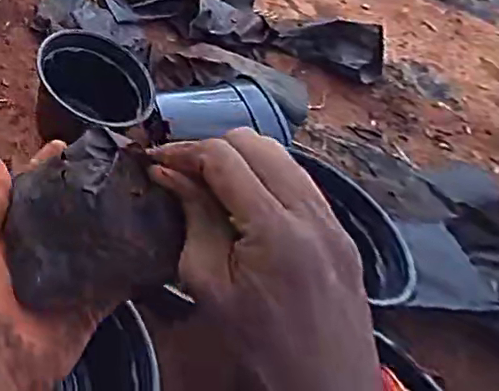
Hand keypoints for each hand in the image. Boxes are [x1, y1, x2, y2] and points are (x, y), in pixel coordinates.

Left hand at [0, 141, 109, 390]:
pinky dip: (128, 265)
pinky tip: (145, 241)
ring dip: (108, 220)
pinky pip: (113, 281)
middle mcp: (44, 245)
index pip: (32, 188)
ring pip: (93, 239)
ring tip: (130, 191)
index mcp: (15, 229)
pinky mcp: (91, 302)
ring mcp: (70, 273)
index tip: (63, 145)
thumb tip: (0, 166)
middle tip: (106, 165)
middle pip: (66, 209)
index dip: (45, 166)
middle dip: (82, 187)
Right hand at [148, 131, 381, 390]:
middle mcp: (313, 219)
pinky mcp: (343, 239)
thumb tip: (167, 171)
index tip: (155, 161)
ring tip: (210, 184)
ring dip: (239, 159)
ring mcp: (334, 227)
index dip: (181, 151)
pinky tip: (243, 201)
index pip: (222, 156)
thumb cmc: (263, 354)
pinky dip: (265, 176)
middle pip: (253, 142)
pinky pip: (298, 181)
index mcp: (278, 232)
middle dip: (210, 148)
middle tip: (182, 171)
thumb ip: (193, 217)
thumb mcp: (209, 286)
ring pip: (279, 155)